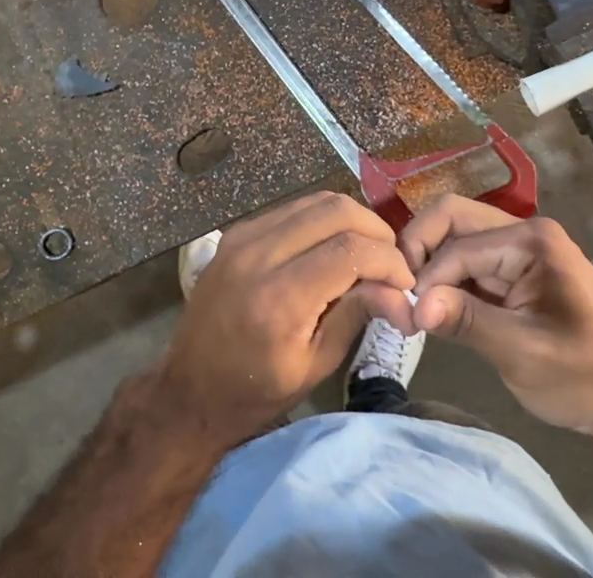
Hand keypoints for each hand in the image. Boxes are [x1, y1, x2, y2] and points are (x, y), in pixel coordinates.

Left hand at [158, 192, 416, 445]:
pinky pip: (292, 209)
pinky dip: (322, 220)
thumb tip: (404, 294)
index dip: (389, 260)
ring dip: (351, 221)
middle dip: (375, 231)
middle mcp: (258, 256)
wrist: (187, 391)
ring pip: (315, 201)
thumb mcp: (315, 364)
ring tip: (366, 253)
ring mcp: (242, 238)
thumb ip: (358, 315)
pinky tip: (333, 247)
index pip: (351, 250)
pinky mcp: (236, 233)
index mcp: (279, 298)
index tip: (405, 281)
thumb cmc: (255, 392)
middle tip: (389, 262)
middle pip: (336, 211)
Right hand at [403, 196, 592, 435]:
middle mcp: (522, 233)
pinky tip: (431, 310)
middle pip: (453, 220)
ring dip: (430, 267)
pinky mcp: (514, 277)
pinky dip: (445, 283)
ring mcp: (519, 253)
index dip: (425, 278)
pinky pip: (469, 266)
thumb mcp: (523, 351)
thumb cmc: (586, 374)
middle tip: (398, 297)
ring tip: (410, 308)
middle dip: (419, 251)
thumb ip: (467, 321)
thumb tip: (414, 305)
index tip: (405, 319)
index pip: (458, 245)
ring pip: (456, 241)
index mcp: (531, 240)